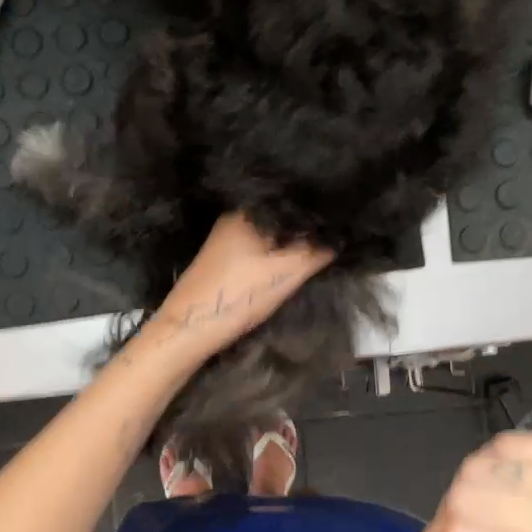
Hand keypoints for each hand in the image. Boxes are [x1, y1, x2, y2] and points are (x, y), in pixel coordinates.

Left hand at [131, 213, 332, 366]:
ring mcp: (225, 240)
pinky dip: (275, 256)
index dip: (319, 212)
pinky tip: (290, 266)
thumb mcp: (285, 273)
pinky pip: (258, 250)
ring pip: (270, 237)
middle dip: (306, 230)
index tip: (344, 223)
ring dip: (291, 245)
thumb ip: (316, 252)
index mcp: (247, 211)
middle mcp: (234, 218)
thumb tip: (341, 236)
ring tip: (321, 251)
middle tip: (337, 238)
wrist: (188, 329)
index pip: (293, 201)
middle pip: (281, 219)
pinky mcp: (222, 261)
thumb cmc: (238, 296)